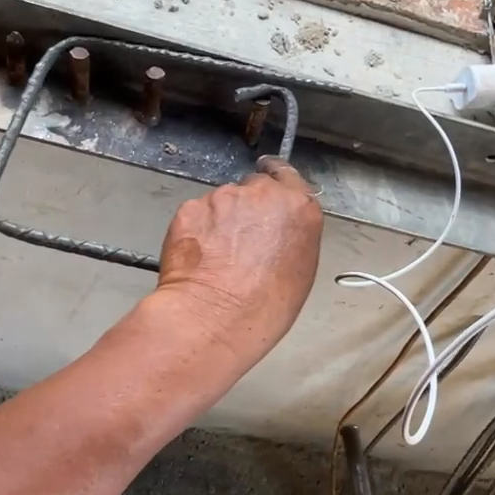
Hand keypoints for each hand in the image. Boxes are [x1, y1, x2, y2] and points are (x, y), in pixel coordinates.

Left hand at [150, 157, 322, 367]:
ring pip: (223, 201)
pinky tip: (200, 257)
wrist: (213, 319)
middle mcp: (263, 194)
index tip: (270, 185)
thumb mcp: (302, 272)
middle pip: (254, 187)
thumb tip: (280, 233)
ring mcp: (225, 198)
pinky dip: (197, 230)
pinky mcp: (192, 207)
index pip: (288, 176)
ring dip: (221, 220)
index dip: (276, 181)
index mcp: (298, 208)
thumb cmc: (261, 309)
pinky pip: (197, 213)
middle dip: (248, 208)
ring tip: (218, 257)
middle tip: (241, 241)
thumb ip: (294, 235)